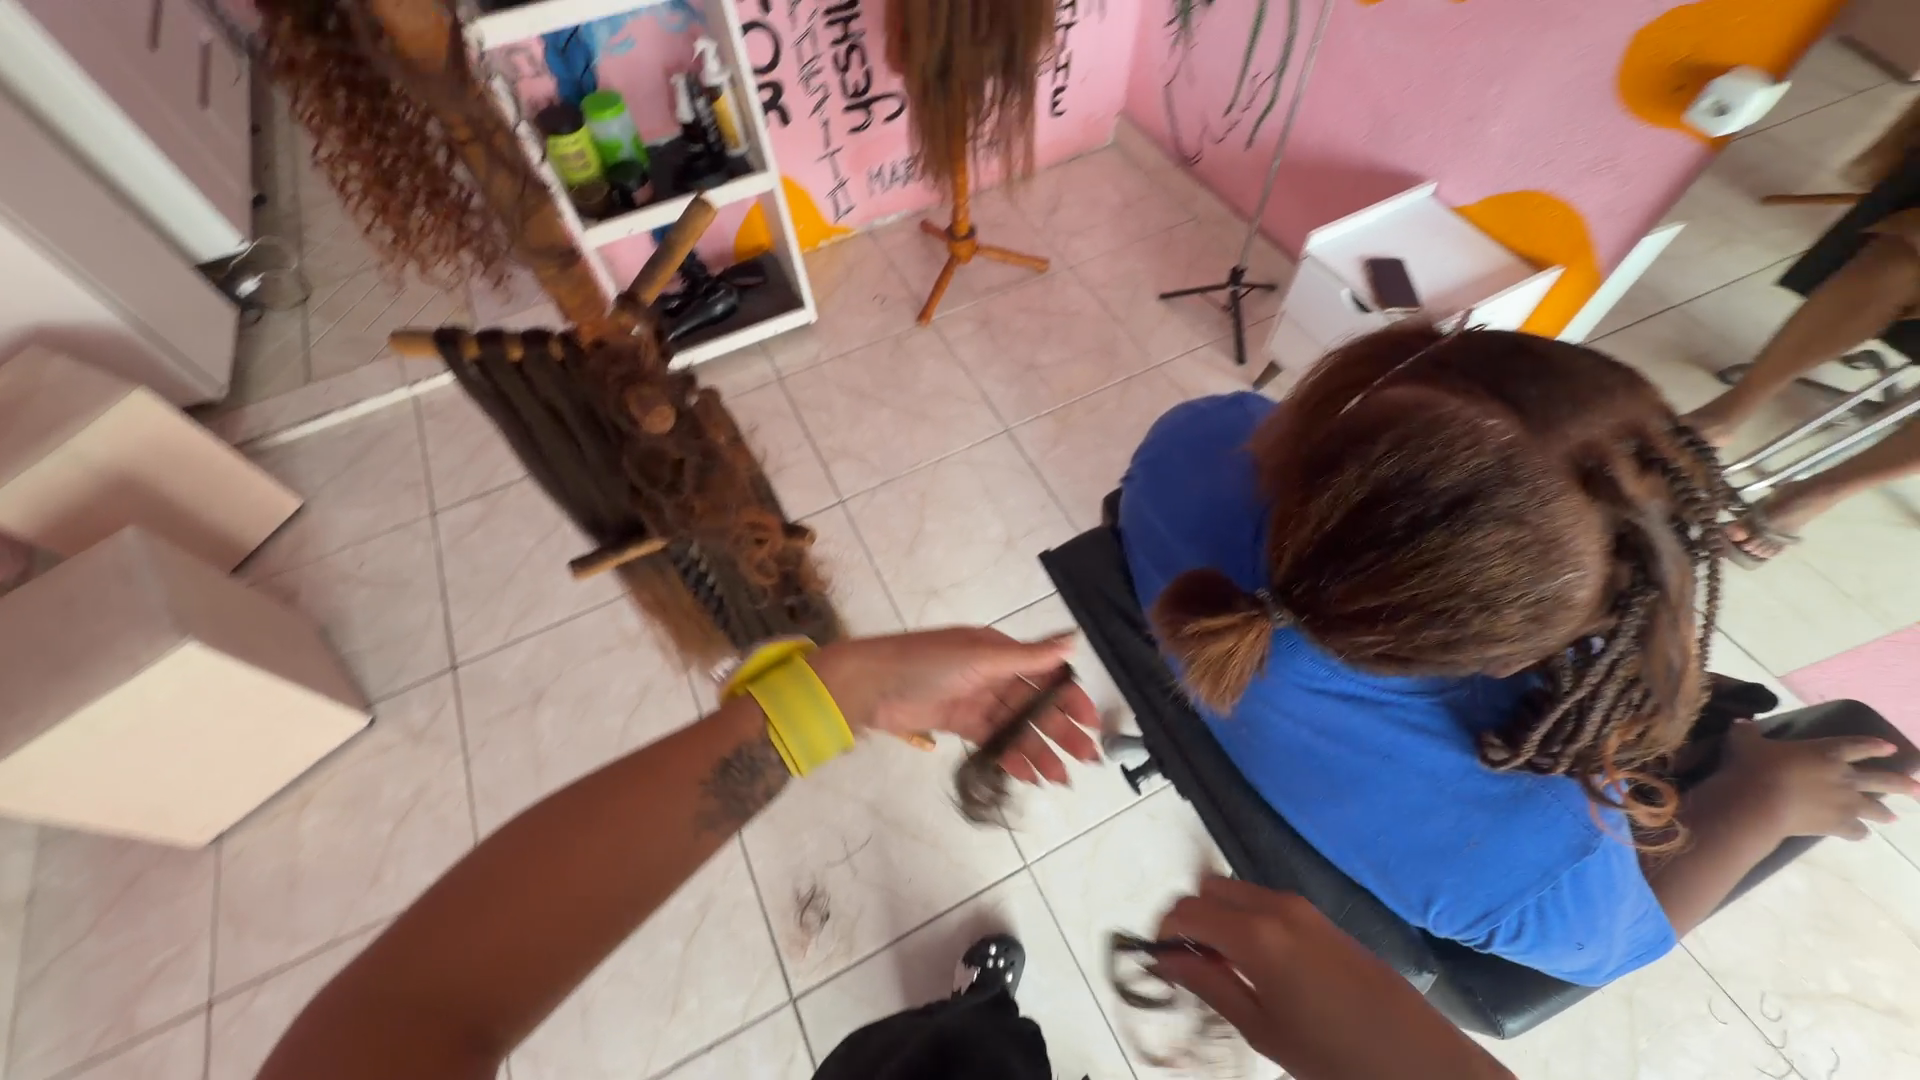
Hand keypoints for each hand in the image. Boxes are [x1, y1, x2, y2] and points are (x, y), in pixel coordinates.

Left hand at [810, 628, 1102, 783]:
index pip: (1046, 675)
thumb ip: (1028, 656)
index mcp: (1000, 651)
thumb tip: (1073, 641)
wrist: (870, 686)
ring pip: (1017, 727)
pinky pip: (994, 740)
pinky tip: (1028, 775)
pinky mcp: (960, 723)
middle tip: (1085, 760)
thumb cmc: (926, 662)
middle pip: (1035, 705)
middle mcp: (992, 674)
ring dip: (1039, 750)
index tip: (1091, 724)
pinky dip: (1011, 757)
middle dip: (1060, 731)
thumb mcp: (979, 656)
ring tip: (1059, 778)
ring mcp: (976, 700)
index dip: (1070, 699)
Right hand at [1150, 877, 1511, 1079]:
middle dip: (1190, 919)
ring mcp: (1302, 907)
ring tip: (1224, 970)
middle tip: (1191, 965)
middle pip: (1208, 889)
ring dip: (1219, 918)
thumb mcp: (1263, 1029)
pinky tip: (1259, 967)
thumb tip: (1165, 958)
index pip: (1186, 910)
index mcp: (1255, 932)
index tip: (1160, 960)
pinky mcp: (1321, 918)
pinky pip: (1265, 903)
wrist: (1425, 1065)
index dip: (1164, 930)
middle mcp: (1275, 905)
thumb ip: (1209, 984)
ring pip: (1236, 893)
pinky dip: (1246, 921)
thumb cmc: (1336, 1059)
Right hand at [1716, 721, 1919, 839]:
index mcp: (1827, 753)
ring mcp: (1847, 804)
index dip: (1875, 746)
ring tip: (1891, 817)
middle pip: (1885, 780)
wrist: (1756, 802)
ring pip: (1877, 809)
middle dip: (1904, 784)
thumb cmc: (1752, 766)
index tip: (1890, 748)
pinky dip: (1857, 831)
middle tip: (1918, 788)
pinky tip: (1857, 832)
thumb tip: (1743, 722)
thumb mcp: (1742, 741)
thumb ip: (1746, 731)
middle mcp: (1846, 778)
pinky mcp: (1840, 825)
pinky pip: (1857, 831)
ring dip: (1884, 813)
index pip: (1860, 746)